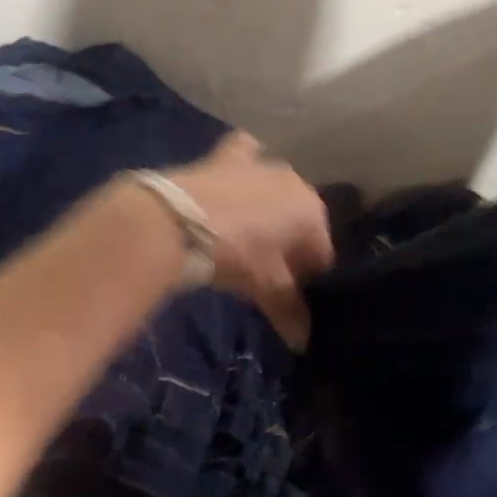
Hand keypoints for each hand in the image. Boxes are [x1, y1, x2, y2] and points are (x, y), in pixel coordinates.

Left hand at [163, 133, 333, 346]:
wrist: (175, 220)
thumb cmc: (234, 253)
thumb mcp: (265, 286)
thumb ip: (289, 310)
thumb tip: (303, 340)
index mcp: (312, 212)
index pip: (321, 252)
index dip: (309, 277)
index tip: (292, 296)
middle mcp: (293, 181)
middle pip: (299, 220)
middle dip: (290, 245)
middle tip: (267, 273)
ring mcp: (260, 165)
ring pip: (275, 190)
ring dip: (269, 211)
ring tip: (247, 238)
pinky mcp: (226, 157)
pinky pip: (246, 155)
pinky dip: (246, 163)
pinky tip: (237, 180)